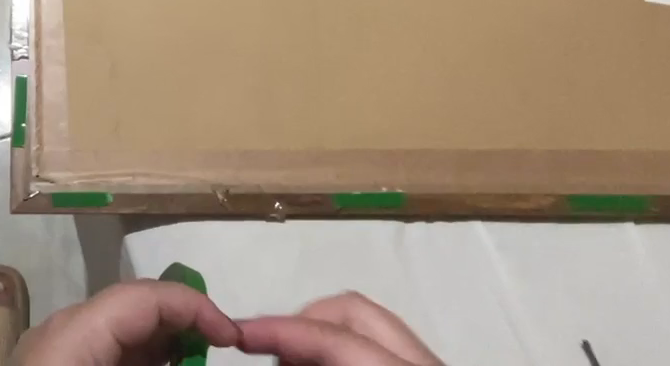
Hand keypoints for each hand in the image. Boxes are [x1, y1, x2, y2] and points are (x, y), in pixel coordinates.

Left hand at [14, 279, 241, 365]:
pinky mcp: (52, 364)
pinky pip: (104, 347)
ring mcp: (50, 348)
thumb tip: (206, 345)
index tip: (235, 337)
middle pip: (130, 306)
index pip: (141, 295)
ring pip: (117, 327)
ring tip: (200, 354)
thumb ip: (163, 360)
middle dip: (181, 322)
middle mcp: (59, 328)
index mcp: (72, 331)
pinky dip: (139, 354)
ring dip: (163, 340)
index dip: (194, 306)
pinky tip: (166, 364)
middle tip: (224, 346)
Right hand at [236, 292, 442, 364]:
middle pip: (354, 309)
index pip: (337, 337)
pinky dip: (345, 354)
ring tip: (292, 365)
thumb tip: (275, 357)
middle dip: (303, 324)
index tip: (237, 336)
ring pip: (369, 324)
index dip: (281, 331)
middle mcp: (427, 361)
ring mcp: (431, 365)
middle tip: (270, 355)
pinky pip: (382, 349)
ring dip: (322, 338)